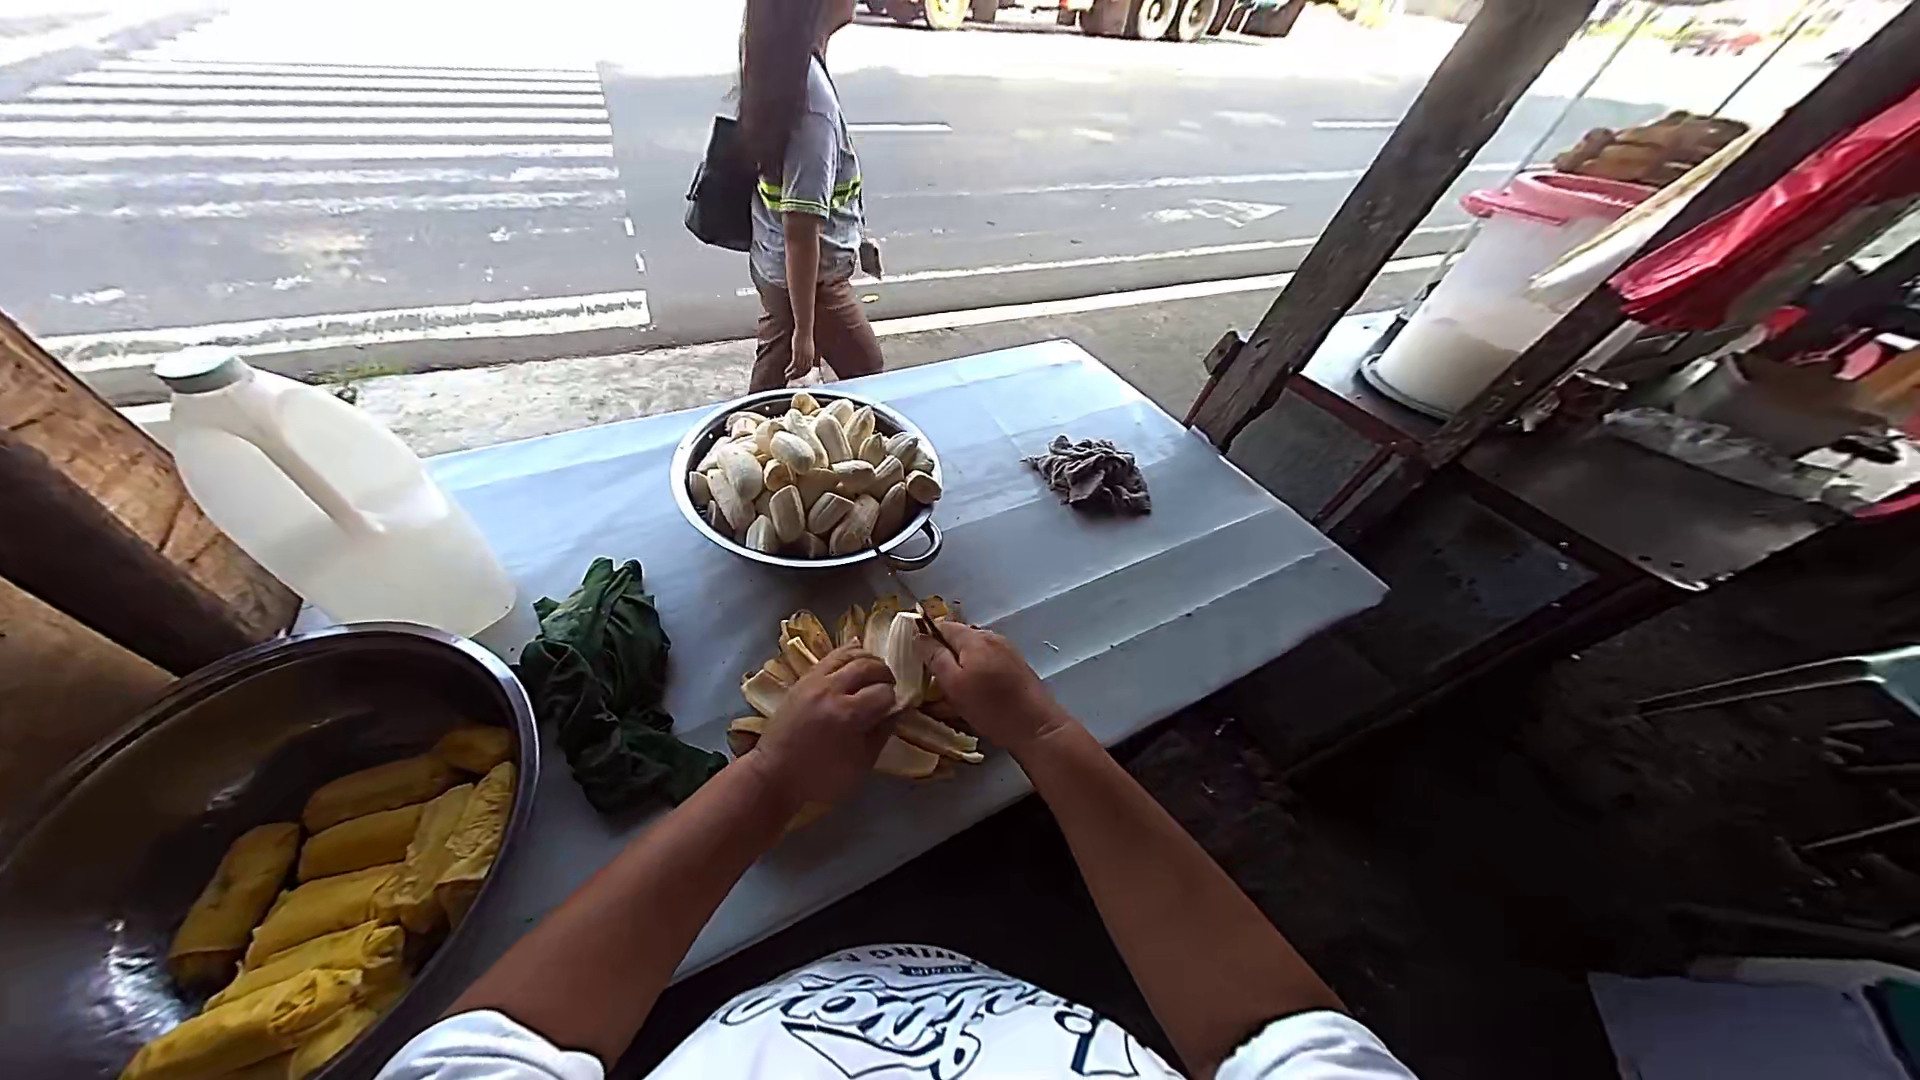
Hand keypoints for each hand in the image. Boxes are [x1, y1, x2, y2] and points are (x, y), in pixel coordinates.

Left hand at [750, 646, 895, 805]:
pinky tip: (858, 658)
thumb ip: (881, 733)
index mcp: (847, 715)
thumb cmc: (821, 777)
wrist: (775, 774)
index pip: (883, 693)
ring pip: (850, 654)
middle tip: (889, 686)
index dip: (892, 700)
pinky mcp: (804, 679)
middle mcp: (832, 690)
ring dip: (869, 659)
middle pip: (869, 667)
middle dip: (885, 674)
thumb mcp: (861, 764)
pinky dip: (848, 653)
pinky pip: (831, 656)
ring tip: (875, 671)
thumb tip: (895, 711)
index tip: (891, 708)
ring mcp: (815, 681)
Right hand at [787, 330, 817, 382]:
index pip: (808, 368)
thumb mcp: (808, 345)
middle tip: (791, 378)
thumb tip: (804, 355)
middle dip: (797, 376)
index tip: (798, 376)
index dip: (803, 373)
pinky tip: (785, 370)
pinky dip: (790, 369)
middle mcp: (808, 358)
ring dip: (792, 374)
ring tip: (787, 376)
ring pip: (798, 369)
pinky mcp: (797, 354)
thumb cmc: (805, 335)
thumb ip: (807, 352)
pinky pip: (793, 365)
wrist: (804, 329)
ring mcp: (803, 357)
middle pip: (803, 371)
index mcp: (811, 356)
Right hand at [923, 621, 1075, 756]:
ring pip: (973, 653)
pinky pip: (987, 663)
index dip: (925, 637)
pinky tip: (972, 695)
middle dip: (942, 655)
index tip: (914, 657)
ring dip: (959, 667)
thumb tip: (920, 637)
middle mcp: (992, 638)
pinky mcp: (1015, 667)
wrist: (1037, 727)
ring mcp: (1006, 651)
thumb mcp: (954, 685)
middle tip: (930, 679)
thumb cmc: (991, 708)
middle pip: (958, 638)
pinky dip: (975, 673)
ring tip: (950, 691)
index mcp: (975, 638)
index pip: (942, 625)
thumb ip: (936, 658)